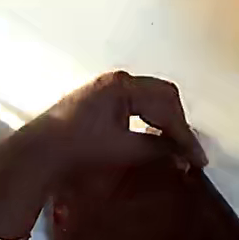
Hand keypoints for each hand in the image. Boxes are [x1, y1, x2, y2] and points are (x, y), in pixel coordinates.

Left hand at [19, 71, 206, 175]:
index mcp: (124, 85)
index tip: (198, 159)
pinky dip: (149, 120)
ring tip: (176, 146)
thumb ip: (157, 148)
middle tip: (189, 151)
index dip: (185, 132)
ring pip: (149, 99)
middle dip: (177, 123)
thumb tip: (185, 155)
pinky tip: (154, 137)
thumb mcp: (123, 149)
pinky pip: (135, 104)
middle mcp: (117, 80)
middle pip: (161, 96)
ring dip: (164, 121)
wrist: (40, 152)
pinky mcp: (99, 99)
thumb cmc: (80, 147)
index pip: (167, 103)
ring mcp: (107, 87)